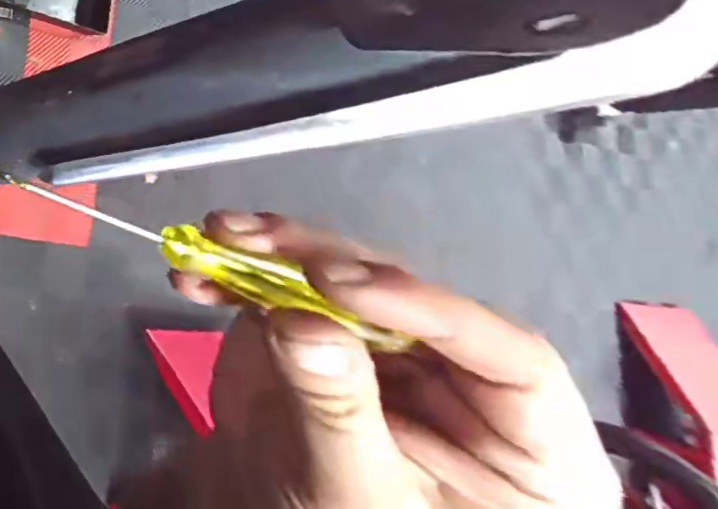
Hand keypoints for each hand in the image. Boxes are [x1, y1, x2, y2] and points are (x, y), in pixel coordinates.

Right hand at [169, 212, 616, 508]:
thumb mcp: (350, 498)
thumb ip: (337, 413)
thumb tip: (302, 321)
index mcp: (521, 445)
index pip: (507, 356)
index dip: (425, 305)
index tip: (335, 281)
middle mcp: (457, 377)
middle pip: (403, 296)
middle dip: (319, 258)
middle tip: (255, 239)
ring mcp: (383, 344)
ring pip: (340, 274)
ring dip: (270, 249)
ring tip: (217, 234)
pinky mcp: (322, 325)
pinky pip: (286, 285)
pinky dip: (236, 273)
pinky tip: (195, 273)